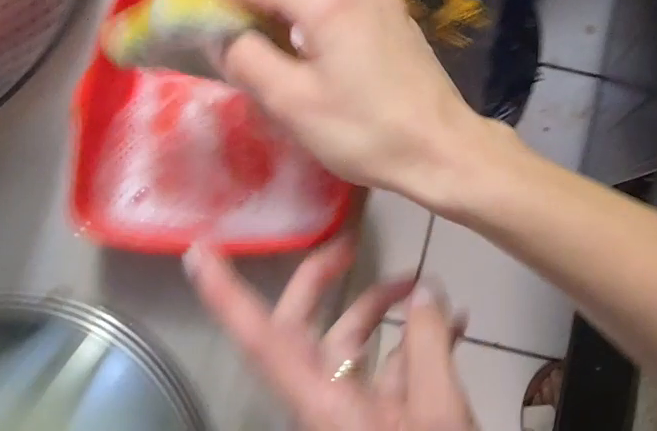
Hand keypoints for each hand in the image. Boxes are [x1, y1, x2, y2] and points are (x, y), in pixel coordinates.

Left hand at [185, 236, 475, 430]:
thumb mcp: (436, 411)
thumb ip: (428, 345)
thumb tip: (425, 290)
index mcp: (320, 402)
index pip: (261, 339)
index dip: (227, 297)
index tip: (200, 254)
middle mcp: (323, 402)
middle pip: (301, 330)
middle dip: (320, 280)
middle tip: (350, 243)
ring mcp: (349, 412)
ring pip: (348, 344)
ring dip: (383, 307)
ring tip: (427, 285)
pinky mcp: (378, 420)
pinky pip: (387, 369)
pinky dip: (417, 341)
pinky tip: (457, 324)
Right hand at [211, 0, 504, 203]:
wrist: (441, 145)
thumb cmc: (364, 130)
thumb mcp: (292, 103)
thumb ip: (248, 60)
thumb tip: (222, 36)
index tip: (193, 11)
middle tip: (228, 23)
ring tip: (263, 33)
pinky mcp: (393, 10)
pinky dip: (313, 0)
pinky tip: (306, 39)